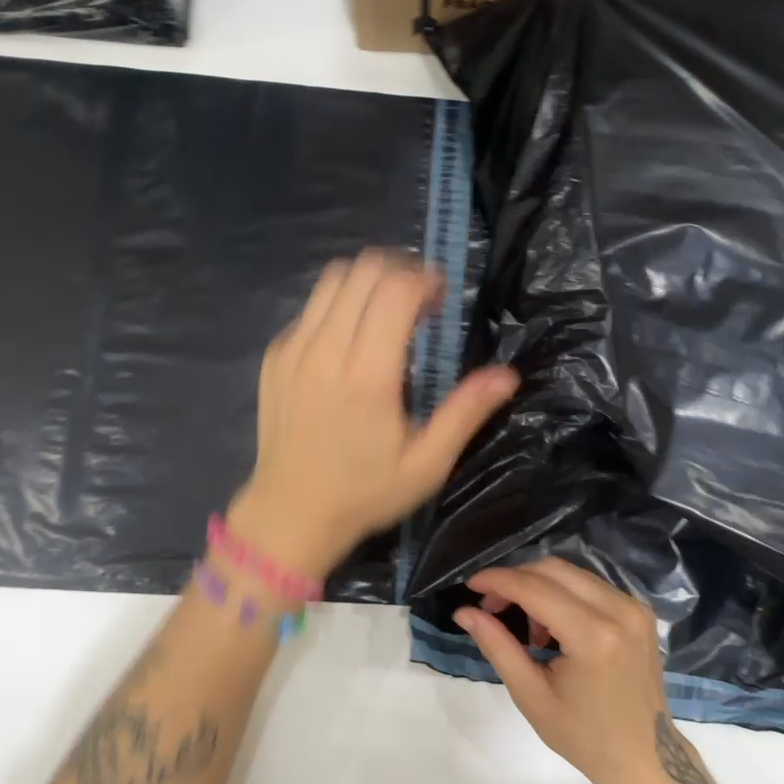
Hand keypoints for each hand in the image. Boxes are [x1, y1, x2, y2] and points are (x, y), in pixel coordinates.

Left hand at [230, 250, 518, 577]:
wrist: (291, 513)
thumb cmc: (365, 493)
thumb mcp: (426, 465)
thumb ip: (465, 414)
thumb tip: (507, 375)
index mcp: (367, 377)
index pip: (394, 290)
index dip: (425, 280)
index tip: (442, 299)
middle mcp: (325, 351)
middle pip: (363, 270)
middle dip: (399, 272)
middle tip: (421, 302)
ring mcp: (293, 350)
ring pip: (332, 279)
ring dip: (367, 282)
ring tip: (389, 311)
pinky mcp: (275, 356)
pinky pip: (311, 307)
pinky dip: (338, 306)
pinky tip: (352, 341)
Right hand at [454, 558, 669, 783]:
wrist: (644, 756)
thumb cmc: (583, 736)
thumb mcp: (531, 695)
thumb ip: (497, 646)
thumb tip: (464, 612)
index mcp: (593, 636)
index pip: (535, 588)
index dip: (497, 581)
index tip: (469, 586)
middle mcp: (619, 611)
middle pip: (553, 570)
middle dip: (515, 580)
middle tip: (490, 607)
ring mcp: (635, 608)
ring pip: (572, 573)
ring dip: (539, 586)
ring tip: (524, 625)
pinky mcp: (640, 613)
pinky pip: (591, 586)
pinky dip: (563, 594)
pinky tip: (552, 626)